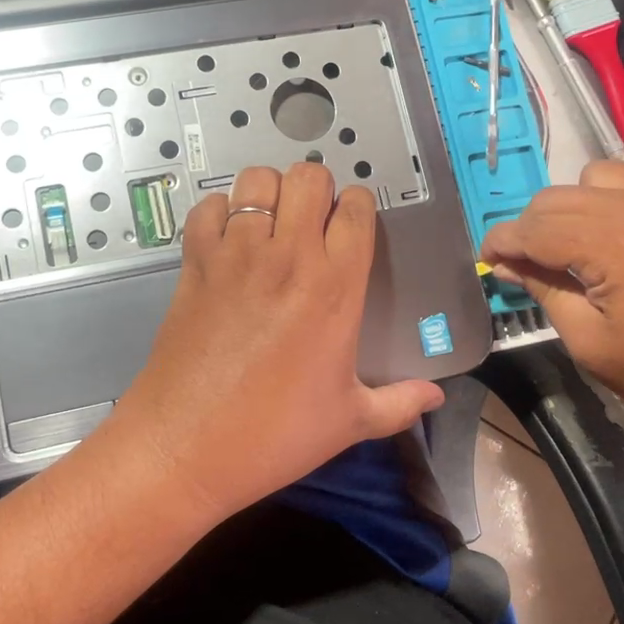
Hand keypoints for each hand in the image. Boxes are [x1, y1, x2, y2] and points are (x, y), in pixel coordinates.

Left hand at [95, 163, 444, 518]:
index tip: (350, 228)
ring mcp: (236, 255)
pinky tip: (226, 240)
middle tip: (310, 222)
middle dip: (316, 189)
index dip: (357, 209)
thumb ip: (400, 403)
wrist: (187, 446)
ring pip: (256, 181)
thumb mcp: (350, 422)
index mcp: (335, 287)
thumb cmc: (275, 435)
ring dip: (268, 193)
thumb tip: (436, 398)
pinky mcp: (194, 264)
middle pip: (308, 177)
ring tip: (269, 224)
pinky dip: (218, 213)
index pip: (356, 208)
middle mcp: (288, 257)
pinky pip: (207, 209)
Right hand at [479, 148, 623, 442]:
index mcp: (603, 242)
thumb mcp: (591, 343)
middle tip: (534, 269)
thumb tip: (510, 265)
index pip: (528, 228)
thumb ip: (546, 294)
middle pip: (554, 198)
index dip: (499, 245)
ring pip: (596, 174)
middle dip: (531, 229)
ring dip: (577, 204)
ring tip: (584, 242)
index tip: (490, 266)